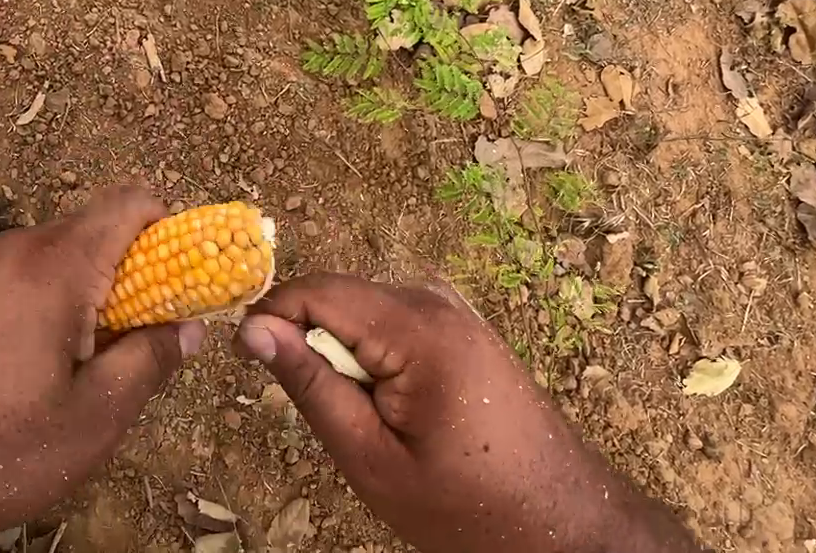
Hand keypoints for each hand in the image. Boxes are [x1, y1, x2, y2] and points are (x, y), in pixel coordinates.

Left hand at [0, 184, 201, 552]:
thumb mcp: (90, 423)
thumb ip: (149, 362)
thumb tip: (190, 327)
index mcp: (56, 268)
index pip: (129, 203)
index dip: (164, 225)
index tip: (172, 274)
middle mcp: (8, 247)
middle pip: (84, 232)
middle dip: (115, 271)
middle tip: (115, 338)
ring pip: (37, 256)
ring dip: (63, 290)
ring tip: (50, 362)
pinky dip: (16, 300)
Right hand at [237, 274, 698, 552]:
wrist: (566, 526)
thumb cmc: (464, 506)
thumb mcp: (371, 457)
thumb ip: (309, 384)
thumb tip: (251, 328)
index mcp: (415, 327)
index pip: (316, 290)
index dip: (273, 317)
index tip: (249, 361)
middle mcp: (432, 298)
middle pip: (337, 296)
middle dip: (310, 339)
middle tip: (321, 408)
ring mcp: (448, 306)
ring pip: (358, 307)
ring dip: (341, 349)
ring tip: (362, 411)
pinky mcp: (456, 322)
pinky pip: (387, 318)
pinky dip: (370, 351)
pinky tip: (391, 400)